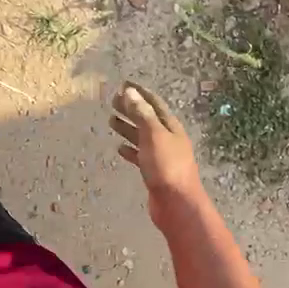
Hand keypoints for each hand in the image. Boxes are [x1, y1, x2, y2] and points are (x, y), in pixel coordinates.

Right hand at [109, 82, 203, 215]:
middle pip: (147, 118)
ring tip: (111, 120)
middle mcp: (167, 138)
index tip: (123, 84)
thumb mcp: (153, 135)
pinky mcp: (154, 172)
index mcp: (170, 126)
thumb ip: (142, 113)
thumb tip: (130, 92)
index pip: (154, 103)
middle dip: (131, 108)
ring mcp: (161, 155)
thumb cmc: (167, 166)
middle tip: (113, 100)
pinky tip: (120, 148)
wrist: (177, 204)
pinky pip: (140, 156)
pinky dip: (130, 149)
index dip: (139, 92)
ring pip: (142, 136)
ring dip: (128, 127)